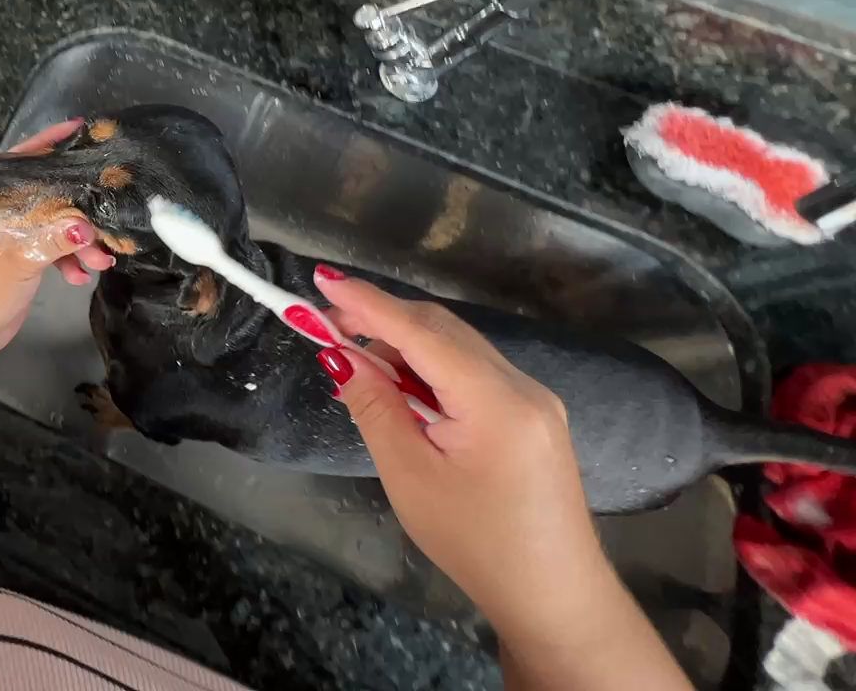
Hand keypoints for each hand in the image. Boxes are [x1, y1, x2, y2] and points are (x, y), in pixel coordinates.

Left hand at [0, 120, 115, 352]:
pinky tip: (81, 276)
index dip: (51, 143)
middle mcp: (1, 207)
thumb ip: (54, 239)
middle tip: (111, 209)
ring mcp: (13, 230)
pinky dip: (70, 258)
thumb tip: (88, 227)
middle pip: (48, 190)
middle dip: (79, 204)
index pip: (23, 159)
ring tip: (101, 259)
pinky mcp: (23, 252)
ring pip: (56, 220)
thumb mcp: (19, 260)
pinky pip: (54, 244)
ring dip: (80, 239)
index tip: (83, 129)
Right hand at [312, 272, 608, 633]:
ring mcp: (530, 400)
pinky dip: (422, 364)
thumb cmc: (475, 540)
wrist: (555, 599)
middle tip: (322, 322)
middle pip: (439, 329)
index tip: (320, 277)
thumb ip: (373, 405)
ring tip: (350, 356)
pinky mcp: (528, 416)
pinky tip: (392, 382)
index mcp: (496, 401)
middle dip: (378, 316)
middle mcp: (522, 387)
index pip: (419, 332)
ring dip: (398, 341)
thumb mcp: (409, 473)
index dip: (367, 302)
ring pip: (452, 345)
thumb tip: (340, 355)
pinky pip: (466, 369)